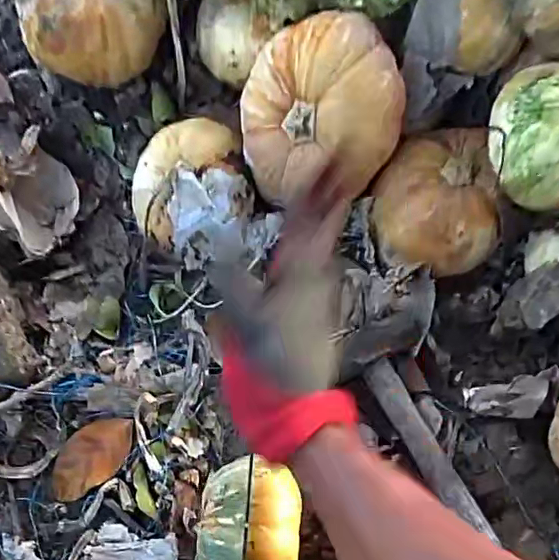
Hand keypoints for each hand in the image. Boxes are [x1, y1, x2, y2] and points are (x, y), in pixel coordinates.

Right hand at [209, 179, 360, 461]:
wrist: (297, 406)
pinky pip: (318, 272)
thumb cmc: (269, 365)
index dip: (322, 184)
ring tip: (322, 197)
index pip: (311, 217)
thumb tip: (220, 251)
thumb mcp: (242, 322)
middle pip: (324, 228)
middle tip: (339, 164)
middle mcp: (318, 278)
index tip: (337, 154)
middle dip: (328, 196)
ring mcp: (325, 297)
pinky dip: (313, 255)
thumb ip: (233, 283)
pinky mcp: (324, 314)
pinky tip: (304, 253)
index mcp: (299, 272)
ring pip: (322, 251)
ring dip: (321, 225)